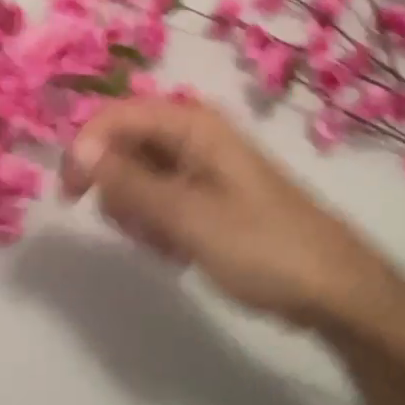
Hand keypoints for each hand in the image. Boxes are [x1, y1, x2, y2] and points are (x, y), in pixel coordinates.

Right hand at [62, 98, 390, 329]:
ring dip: (138, 211)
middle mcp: (195, 135)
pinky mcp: (210, 195)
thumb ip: (128, 182)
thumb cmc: (262, 246)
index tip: (69, 196)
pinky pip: (162, 198)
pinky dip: (158, 223)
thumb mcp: (187, 217)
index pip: (115, 116)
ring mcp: (203, 166)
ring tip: (166, 244)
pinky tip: (178, 252)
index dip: (84, 148)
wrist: (334, 288)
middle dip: (117, 187)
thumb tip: (78, 149)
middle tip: (138, 229)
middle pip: (124, 144)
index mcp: (191, 124)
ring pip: (139, 175)